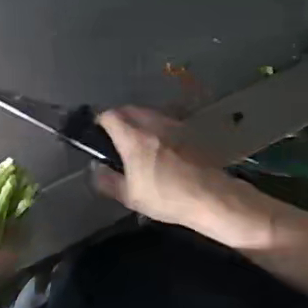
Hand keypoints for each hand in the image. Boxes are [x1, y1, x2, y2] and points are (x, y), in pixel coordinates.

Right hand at [91, 107, 271, 244]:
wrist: (210, 195)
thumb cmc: (167, 197)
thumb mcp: (130, 197)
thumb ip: (107, 181)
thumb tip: (96, 169)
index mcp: (134, 138)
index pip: (110, 115)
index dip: (100, 121)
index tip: (97, 131)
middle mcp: (153, 124)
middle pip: (130, 109)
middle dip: (119, 118)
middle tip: (115, 136)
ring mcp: (174, 124)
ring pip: (149, 113)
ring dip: (139, 120)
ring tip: (137, 140)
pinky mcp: (190, 130)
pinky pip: (166, 121)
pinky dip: (158, 127)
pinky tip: (161, 145)